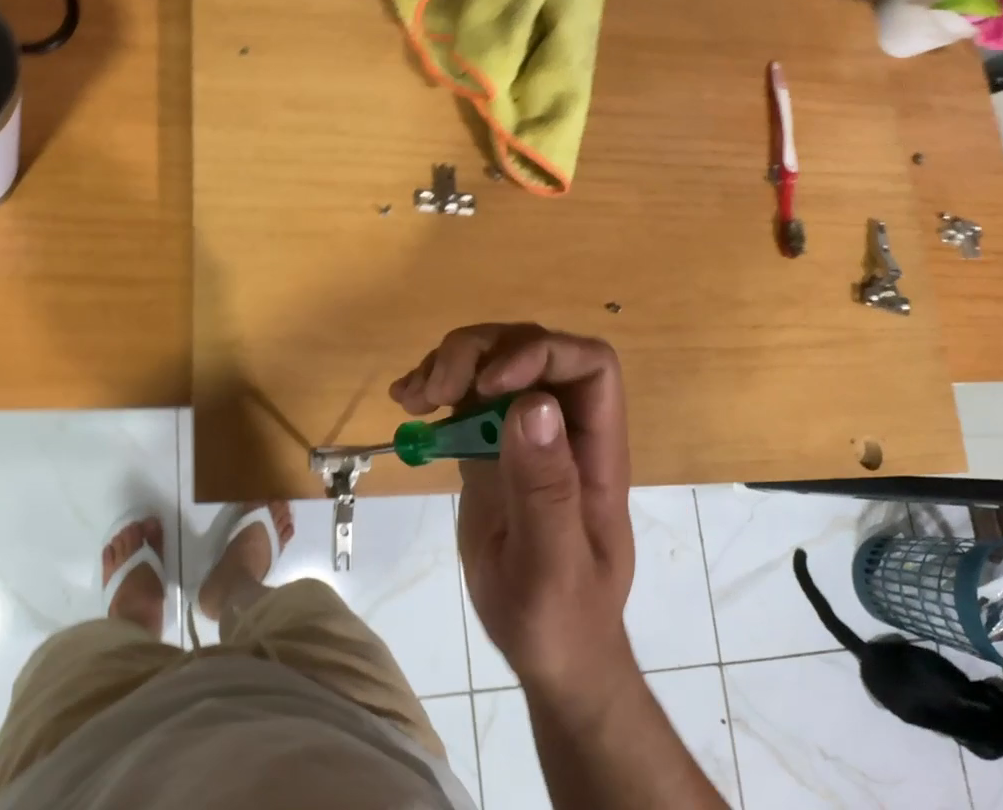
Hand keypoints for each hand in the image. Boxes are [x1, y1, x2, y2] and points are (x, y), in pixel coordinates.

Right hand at [391, 324, 635, 705]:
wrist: (548, 651)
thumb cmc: (560, 618)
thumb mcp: (553, 563)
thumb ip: (545, 488)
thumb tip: (532, 404)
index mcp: (595, 452)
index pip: (588, 366)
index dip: (539, 355)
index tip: (486, 385)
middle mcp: (562, 433)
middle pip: (532, 350)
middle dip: (478, 353)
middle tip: (432, 390)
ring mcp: (523, 440)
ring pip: (493, 365)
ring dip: (449, 365)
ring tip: (411, 397)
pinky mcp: (489, 453)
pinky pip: (464, 401)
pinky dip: (432, 390)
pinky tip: (406, 404)